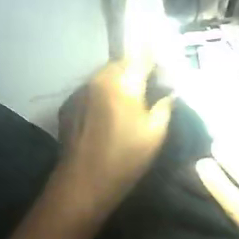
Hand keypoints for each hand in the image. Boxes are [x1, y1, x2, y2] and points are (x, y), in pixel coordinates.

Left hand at [53, 55, 175, 213]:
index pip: (142, 58)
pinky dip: (101, 95)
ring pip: (104, 76)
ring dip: (117, 82)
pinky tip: (107, 114)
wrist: (83, 181)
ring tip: (128, 101)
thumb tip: (169, 92)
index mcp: (122, 82)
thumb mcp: (155, 133)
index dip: (156, 62)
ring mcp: (80, 90)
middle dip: (136, 71)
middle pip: (121, 64)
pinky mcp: (68, 103)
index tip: (165, 72)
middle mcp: (98, 79)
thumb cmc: (124, 158)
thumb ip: (164, 106)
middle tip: (149, 87)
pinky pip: (90, 90)